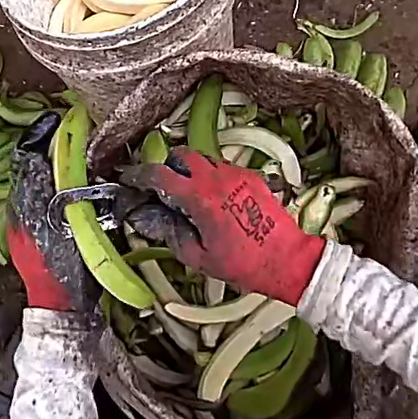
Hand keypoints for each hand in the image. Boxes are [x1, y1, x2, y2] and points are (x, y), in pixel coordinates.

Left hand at [4, 114, 97, 311]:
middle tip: (66, 137)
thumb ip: (79, 195)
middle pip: (25, 167)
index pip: (27, 157)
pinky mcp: (17, 234)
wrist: (56, 306)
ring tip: (65, 159)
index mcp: (31, 204)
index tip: (55, 120)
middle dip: (43, 149)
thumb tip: (85, 165)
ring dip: (42, 168)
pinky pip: (26, 200)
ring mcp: (14, 223)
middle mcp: (16, 210)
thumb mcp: (83, 228)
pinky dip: (41, 187)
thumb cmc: (75, 272)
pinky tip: (59, 190)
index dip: (39, 135)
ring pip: (24, 183)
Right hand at [118, 147, 324, 304]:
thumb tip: (150, 220)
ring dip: (190, 171)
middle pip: (181, 155)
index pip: (159, 174)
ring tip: (190, 196)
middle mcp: (217, 178)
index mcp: (200, 198)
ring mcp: (236, 174)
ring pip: (202, 158)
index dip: (138, 175)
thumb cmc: (245, 263)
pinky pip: (222, 168)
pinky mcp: (251, 177)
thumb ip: (169, 233)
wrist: (288, 260)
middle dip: (167, 167)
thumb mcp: (197, 257)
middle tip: (162, 187)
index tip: (129, 178)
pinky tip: (214, 200)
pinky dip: (211, 177)